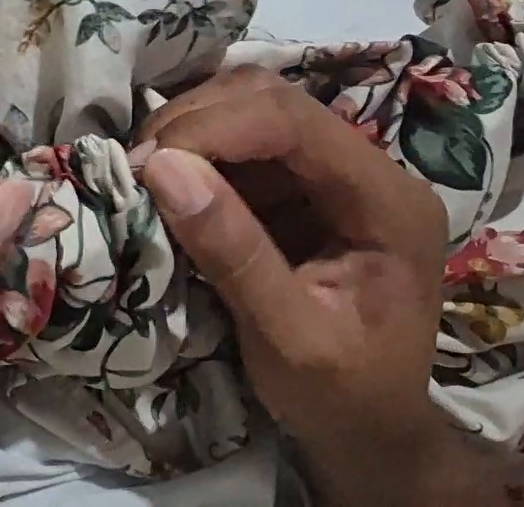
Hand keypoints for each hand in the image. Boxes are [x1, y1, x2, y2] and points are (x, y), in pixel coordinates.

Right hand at [134, 67, 504, 506]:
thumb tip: (161, 167)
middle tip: (137, 167)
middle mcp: (363, 166)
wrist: (368, 427)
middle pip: (266, 96)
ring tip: (145, 171)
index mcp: (386, 202)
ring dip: (183, 125)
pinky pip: (230, 129)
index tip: (146, 164)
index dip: (211, 127)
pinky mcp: (289, 177)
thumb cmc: (343, 394)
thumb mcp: (291, 341)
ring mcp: (324, 167)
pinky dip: (186, 142)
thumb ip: (235, 255)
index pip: (292, 121)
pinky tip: (163, 174)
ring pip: (243, 101)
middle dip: (191, 120)